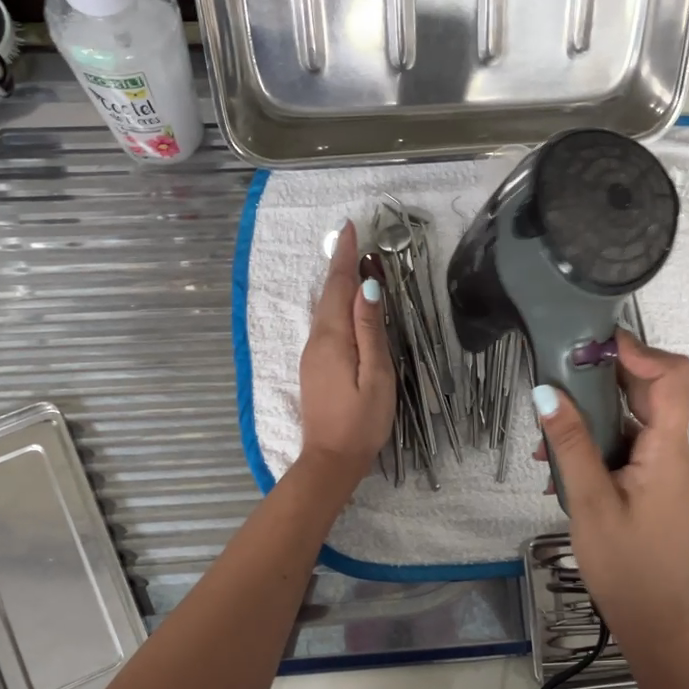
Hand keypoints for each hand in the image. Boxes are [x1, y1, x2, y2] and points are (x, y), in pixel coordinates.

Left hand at [297, 221, 394, 484]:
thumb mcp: (376, 376)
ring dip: (337, 286)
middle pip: (328, 295)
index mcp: (332, 339)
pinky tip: (346, 307)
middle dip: (340, 265)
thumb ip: (370, 331)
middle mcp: (316, 342)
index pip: (338, 287)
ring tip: (353, 265)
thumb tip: (367, 288)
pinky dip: (336, 307)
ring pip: (325, 310)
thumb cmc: (361, 422)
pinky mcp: (314, 369)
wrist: (331, 460)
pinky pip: (325, 326)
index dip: (344, 257)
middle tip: (354, 239)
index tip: (350, 228)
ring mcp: (312, 356)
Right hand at [534, 332, 688, 645]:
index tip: (591, 345)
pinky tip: (558, 473)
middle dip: (599, 385)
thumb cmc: (624, 564)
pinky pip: (625, 448)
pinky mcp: (652, 484)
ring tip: (544, 447)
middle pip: (648, 393)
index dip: (638, 351)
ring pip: (630, 422)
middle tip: (554, 386)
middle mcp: (674, 450)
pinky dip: (593, 449)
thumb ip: (570, 444)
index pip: (672, 376)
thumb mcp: (590, 501)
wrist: (653, 617)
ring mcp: (665, 468)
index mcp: (669, 449)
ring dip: (588, 423)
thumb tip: (546, 393)